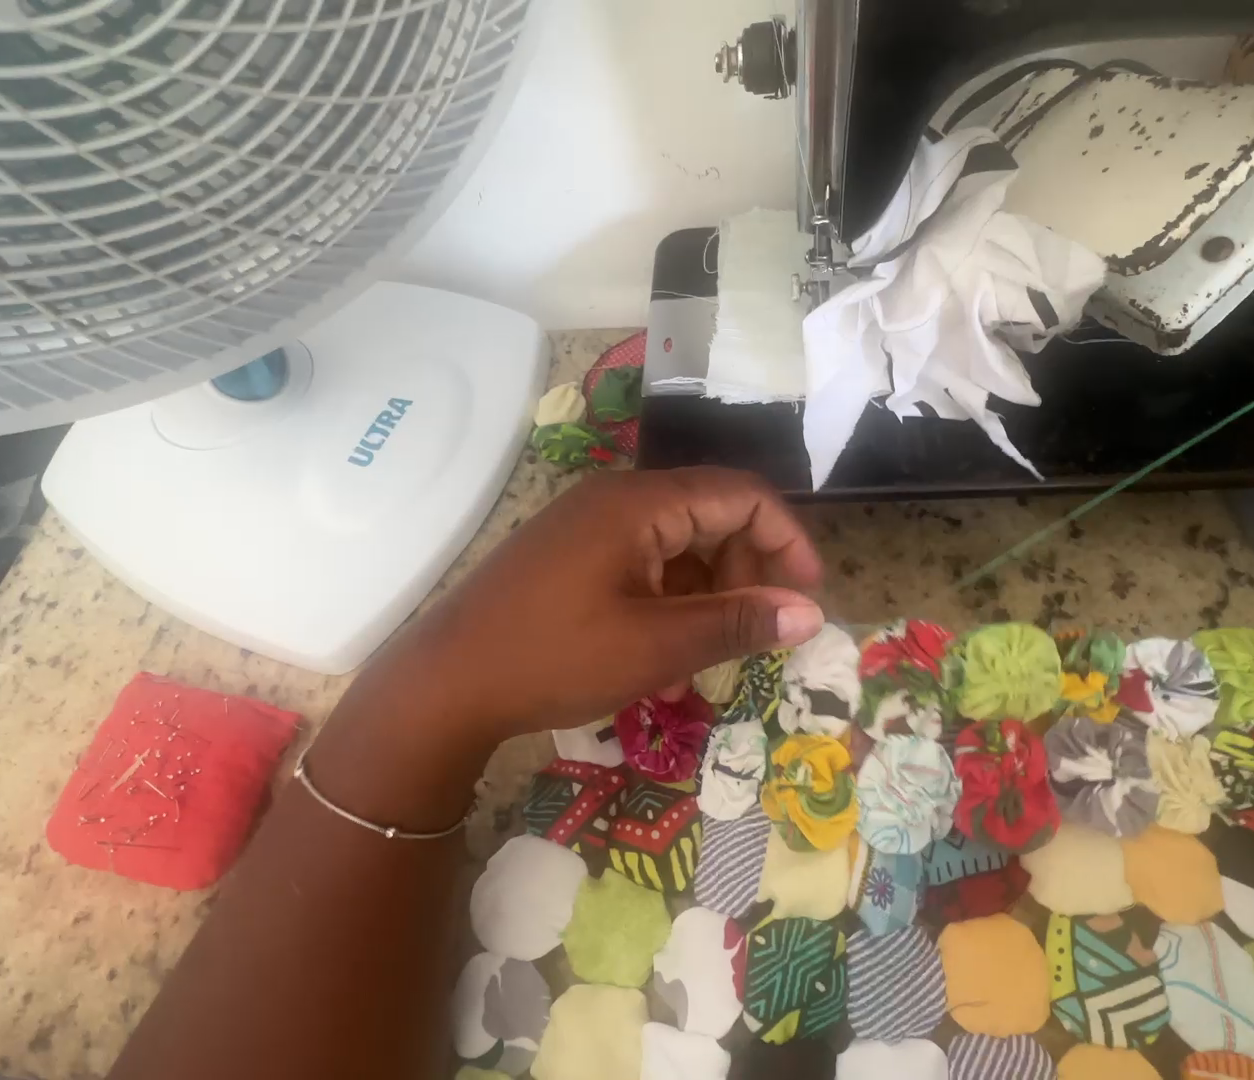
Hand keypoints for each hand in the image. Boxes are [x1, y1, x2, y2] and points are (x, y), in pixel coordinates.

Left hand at [391, 467, 824, 736]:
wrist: (442, 686)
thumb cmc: (553, 658)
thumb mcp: (657, 646)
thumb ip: (738, 623)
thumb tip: (811, 614)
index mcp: (639, 503)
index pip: (741, 494)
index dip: (787, 540)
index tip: (809, 596)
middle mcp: (616, 499)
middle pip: (711, 516)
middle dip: (747, 572)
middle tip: (757, 632)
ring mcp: (589, 526)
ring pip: (678, 544)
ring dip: (709, 593)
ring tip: (710, 654)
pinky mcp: (572, 556)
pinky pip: (643, 564)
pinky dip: (670, 600)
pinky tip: (668, 651)